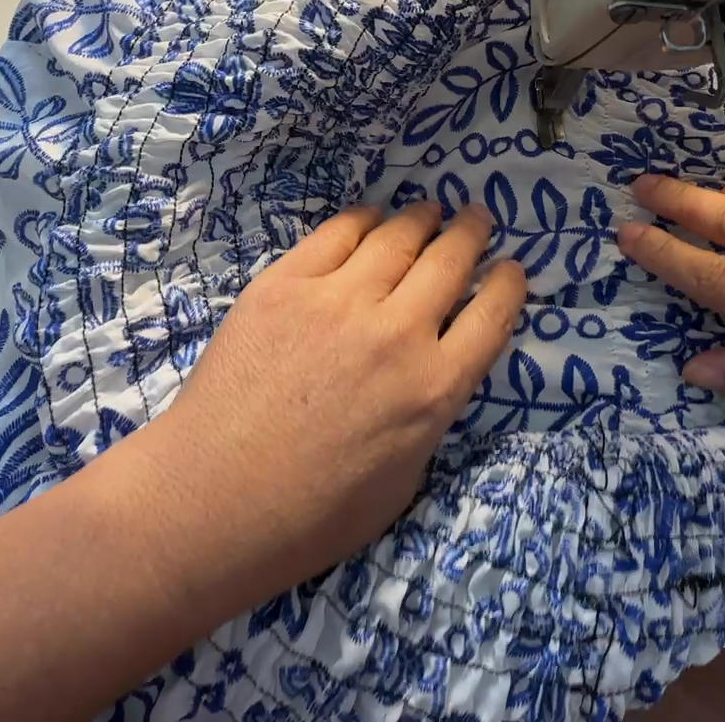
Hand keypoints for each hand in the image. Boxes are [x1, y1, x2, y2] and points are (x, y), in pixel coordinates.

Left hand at [142, 203, 526, 592]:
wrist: (214, 500)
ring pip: (398, 237)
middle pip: (451, 261)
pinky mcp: (286, 284)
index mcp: (435, 388)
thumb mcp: (405, 480)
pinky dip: (363, 220)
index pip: (492, 314)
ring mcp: (338, 301)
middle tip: (477, 218)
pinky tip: (371, 219)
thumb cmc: (313, 515)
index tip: (511, 267)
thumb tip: (430, 371)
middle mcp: (397, 333)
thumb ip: (429, 415)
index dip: (509, 282)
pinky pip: (337, 234)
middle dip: (472, 233)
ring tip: (431, 210)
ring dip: (423, 218)